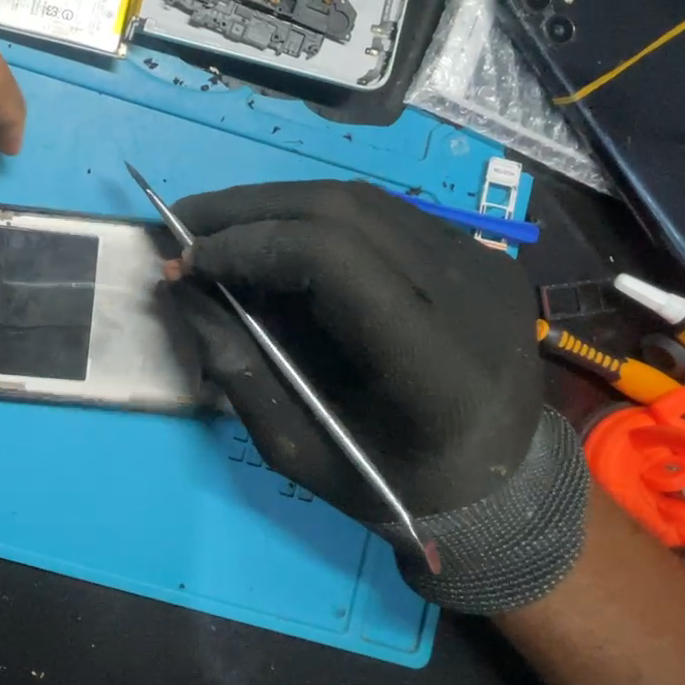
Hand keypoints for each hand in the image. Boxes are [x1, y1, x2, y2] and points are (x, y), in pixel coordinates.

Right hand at [163, 181, 589, 612]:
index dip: (247, 246)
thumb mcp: (298, 450)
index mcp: (433, 366)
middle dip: (246, 210)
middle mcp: (469, 296)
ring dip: (273, 204)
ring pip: (357, 199)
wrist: (504, 485)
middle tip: (182, 224)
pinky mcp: (478, 250)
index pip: (331, 259)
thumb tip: (181, 287)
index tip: (185, 263)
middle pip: (341, 210)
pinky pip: (379, 211)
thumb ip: (236, 367)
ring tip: (215, 224)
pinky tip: (273, 234)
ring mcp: (482, 262)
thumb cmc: (392, 482)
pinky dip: (311, 215)